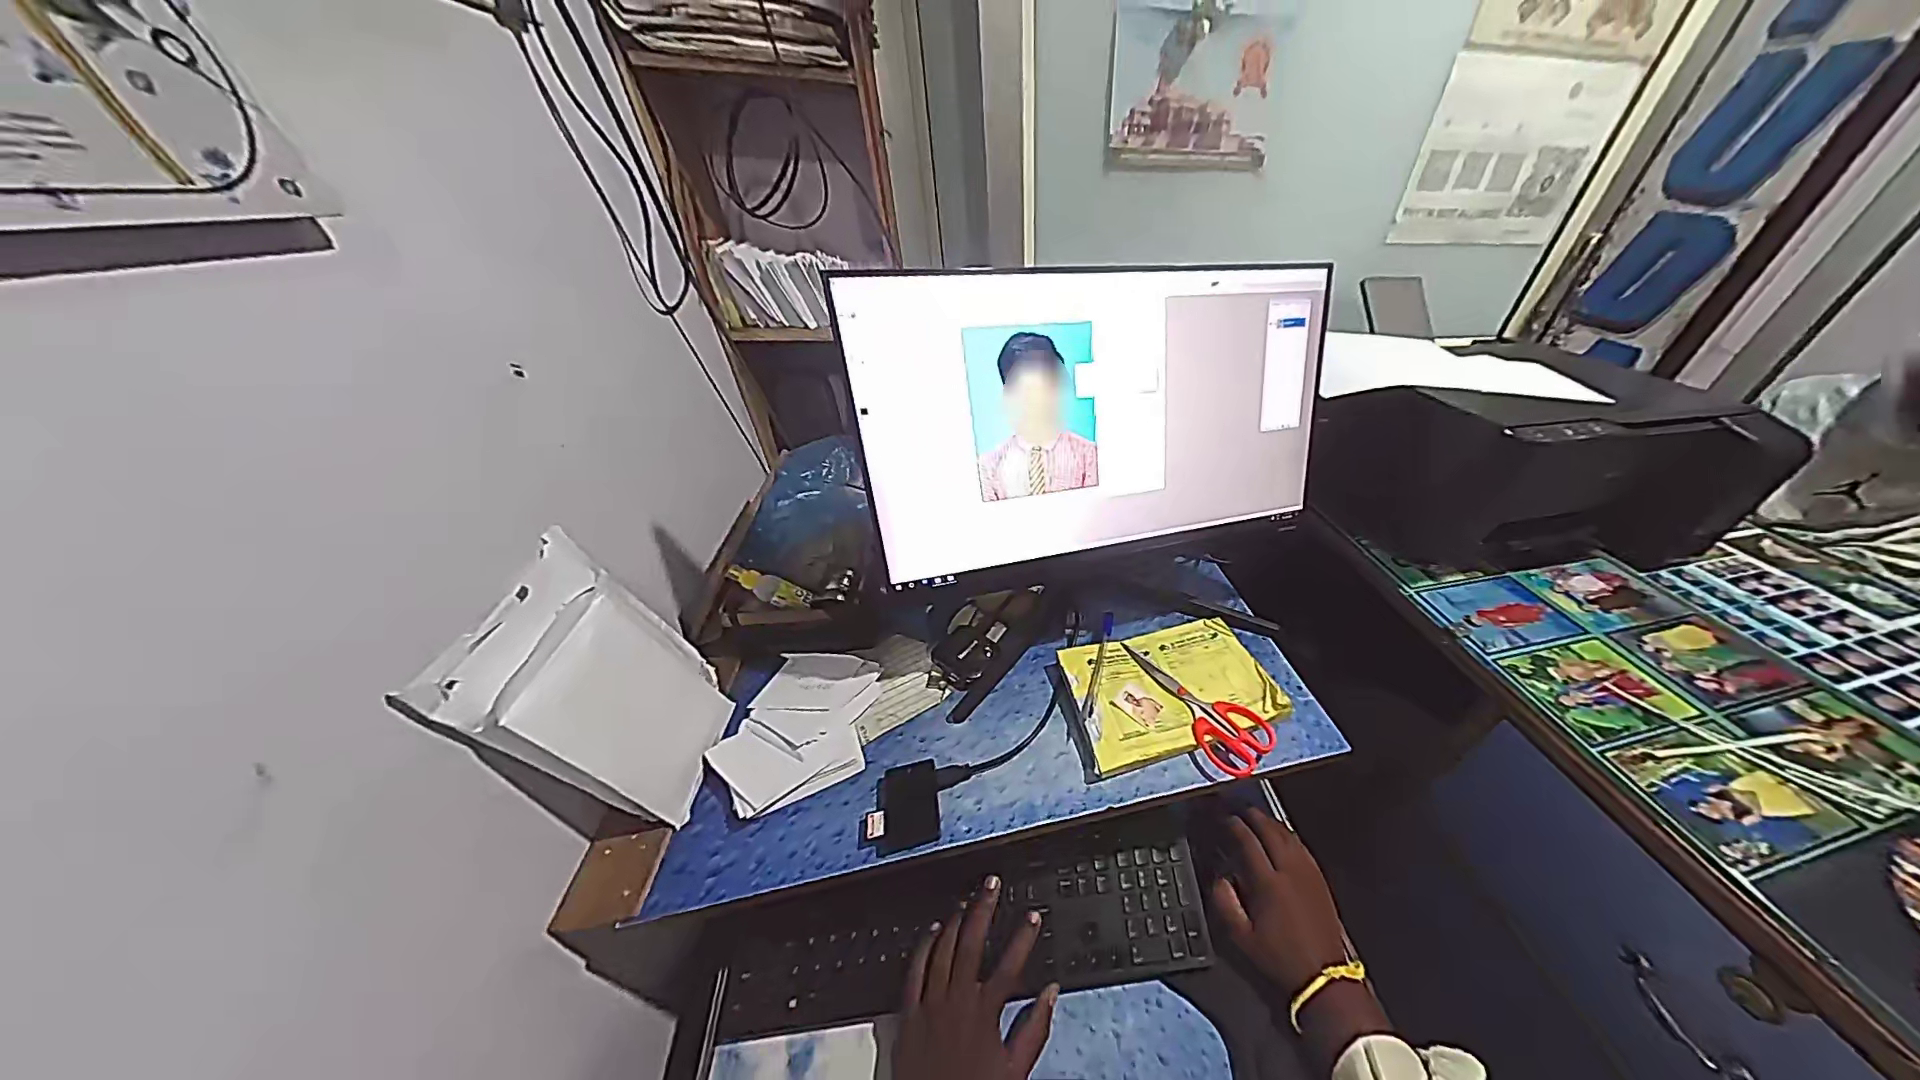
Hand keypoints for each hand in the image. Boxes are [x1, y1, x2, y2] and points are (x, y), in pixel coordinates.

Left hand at [894, 875, 1058, 1079]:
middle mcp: (957, 999)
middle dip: (984, 908)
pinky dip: (925, 944)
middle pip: (972, 941)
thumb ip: (1035, 1029)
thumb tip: (1050, 993)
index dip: (1024, 936)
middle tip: (992, 884)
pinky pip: (916, 968)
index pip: (1010, 963)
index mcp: (985, 1012)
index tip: (1033, 916)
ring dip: (956, 920)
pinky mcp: (909, 1011)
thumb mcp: (1015, 1071)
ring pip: (943, 948)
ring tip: (967, 899)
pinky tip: (934, 928)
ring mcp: (930, 1002)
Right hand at [1207, 809, 1389, 1059]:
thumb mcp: (1240, 935)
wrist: (1323, 978)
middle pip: (1272, 832)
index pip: (1248, 842)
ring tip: (1260, 818)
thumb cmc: (1278, 958)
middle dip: (1255, 817)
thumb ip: (1225, 901)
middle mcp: (1290, 873)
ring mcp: (1309, 876)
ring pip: (1290, 838)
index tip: (1225, 820)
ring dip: (1273, 824)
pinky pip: (1304, 849)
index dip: (1234, 826)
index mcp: (1268, 883)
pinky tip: (1285, 837)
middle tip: (1242, 810)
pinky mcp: (1321, 883)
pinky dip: (1290, 837)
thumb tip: (1220, 877)